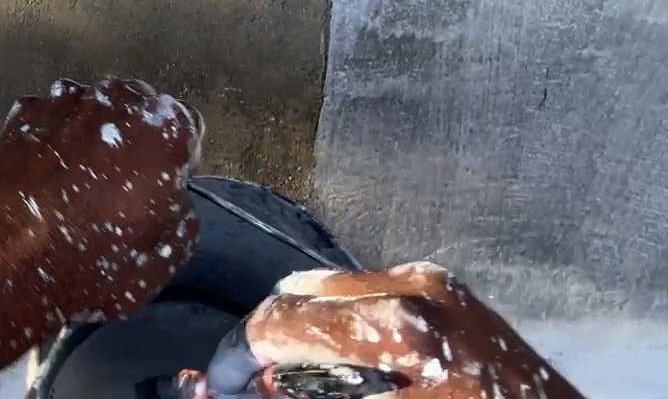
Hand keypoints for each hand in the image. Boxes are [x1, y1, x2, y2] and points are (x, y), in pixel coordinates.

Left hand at [0, 77, 202, 323]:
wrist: (14, 260)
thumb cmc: (97, 262)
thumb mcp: (164, 256)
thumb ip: (181, 212)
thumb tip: (172, 199)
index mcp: (164, 129)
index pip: (188, 123)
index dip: (179, 152)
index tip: (165, 178)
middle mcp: (118, 99)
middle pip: (139, 104)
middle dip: (136, 132)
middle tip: (121, 178)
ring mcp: (69, 99)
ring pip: (93, 104)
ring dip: (93, 128)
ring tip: (79, 174)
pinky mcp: (28, 109)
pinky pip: (52, 114)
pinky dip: (54, 133)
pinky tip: (46, 168)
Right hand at [180, 263, 582, 398]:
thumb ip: (307, 397)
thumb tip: (250, 388)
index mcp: (401, 330)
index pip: (285, 322)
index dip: (241, 353)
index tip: (222, 382)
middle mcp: (413, 287)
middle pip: (299, 292)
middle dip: (270, 338)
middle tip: (258, 382)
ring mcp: (432, 280)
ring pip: (331, 285)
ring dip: (305, 329)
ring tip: (305, 374)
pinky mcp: (445, 285)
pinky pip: (367, 291)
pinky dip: (344, 324)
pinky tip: (352, 364)